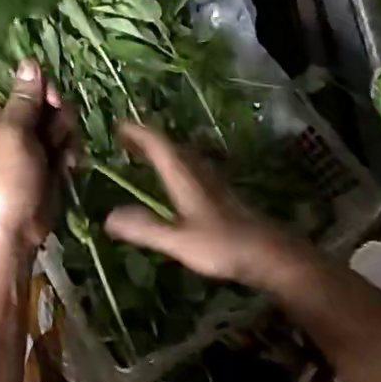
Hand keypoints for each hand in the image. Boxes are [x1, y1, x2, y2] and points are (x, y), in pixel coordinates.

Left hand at [0, 60, 68, 261]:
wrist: (10, 235)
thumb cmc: (2, 179)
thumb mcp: (12, 132)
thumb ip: (24, 98)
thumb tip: (28, 60)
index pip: (17, 82)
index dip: (38, 86)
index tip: (51, 97)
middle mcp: (7, 124)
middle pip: (43, 101)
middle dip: (56, 114)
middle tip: (57, 130)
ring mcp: (27, 145)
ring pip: (58, 122)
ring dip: (65, 135)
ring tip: (61, 155)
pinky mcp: (45, 164)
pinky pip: (64, 145)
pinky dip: (68, 154)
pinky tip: (68, 166)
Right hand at [104, 122, 319, 289]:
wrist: (273, 256)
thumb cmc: (224, 245)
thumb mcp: (179, 241)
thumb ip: (145, 228)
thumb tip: (107, 218)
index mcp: (183, 175)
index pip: (156, 143)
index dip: (136, 132)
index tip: (116, 125)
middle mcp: (196, 171)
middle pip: (168, 145)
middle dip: (144, 138)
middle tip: (121, 138)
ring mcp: (211, 181)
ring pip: (181, 156)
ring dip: (159, 150)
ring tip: (140, 153)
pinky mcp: (219, 193)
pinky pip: (189, 167)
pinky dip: (172, 164)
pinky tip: (169, 179)